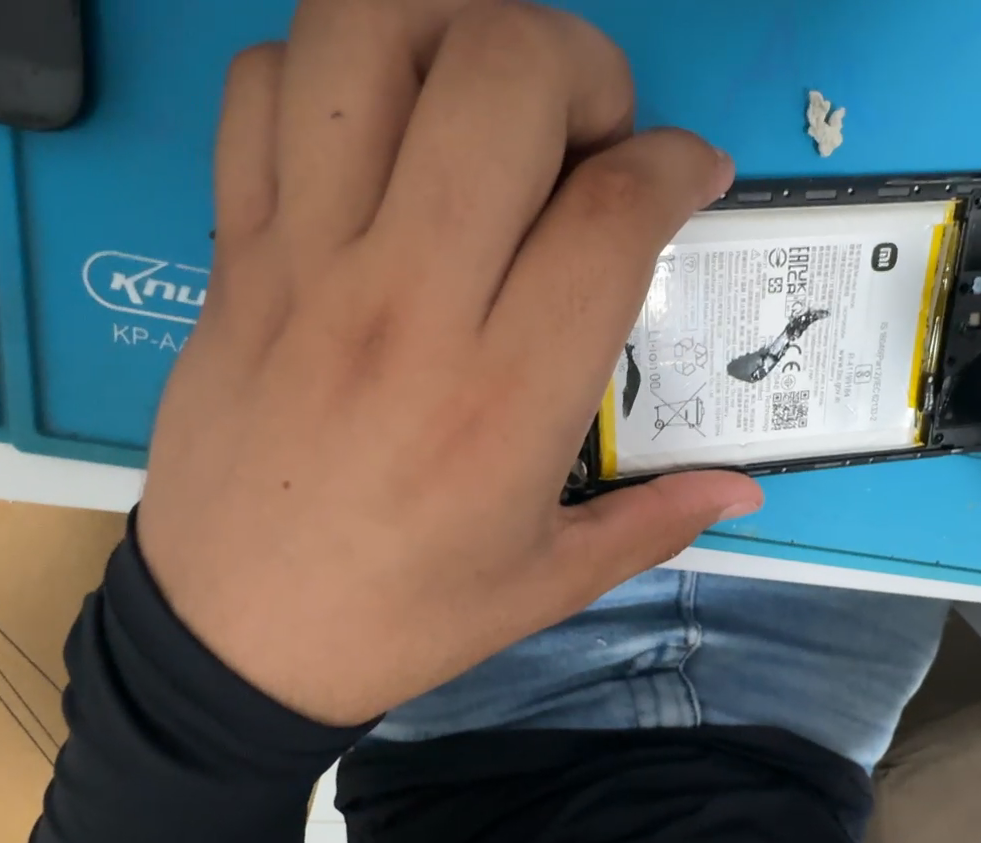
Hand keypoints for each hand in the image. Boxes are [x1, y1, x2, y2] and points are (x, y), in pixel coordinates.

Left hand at [137, 0, 760, 724]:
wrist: (236, 643)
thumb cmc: (404, 618)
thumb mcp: (549, 585)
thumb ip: (656, 522)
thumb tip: (746, 485)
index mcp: (508, 396)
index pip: (613, 210)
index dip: (677, 162)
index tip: (690, 174)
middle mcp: (410, 303)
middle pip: (503, 77)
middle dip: (582, 65)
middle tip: (593, 130)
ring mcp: (306, 264)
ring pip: (367, 37)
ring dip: (454, 25)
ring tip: (489, 92)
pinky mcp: (234, 257)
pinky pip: (265, 90)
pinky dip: (333, 68)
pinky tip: (381, 130)